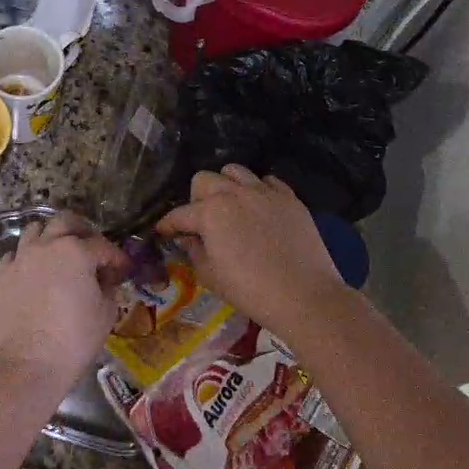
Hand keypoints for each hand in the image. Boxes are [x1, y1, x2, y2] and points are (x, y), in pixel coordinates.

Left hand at [0, 212, 130, 389]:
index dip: (116, 257)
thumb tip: (105, 279)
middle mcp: (46, 245)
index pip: (102, 245)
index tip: (123, 268)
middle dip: (81, 229)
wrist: (30, 362)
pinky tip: (33, 272)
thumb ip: (108, 287)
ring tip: (58, 254)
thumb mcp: (106, 312)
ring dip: (50, 237)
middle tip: (90, 245)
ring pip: (34, 230)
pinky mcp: (2, 274)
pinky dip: (25, 257)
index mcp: (76, 251)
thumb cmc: (75, 338)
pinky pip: (14, 254)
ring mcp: (20, 257)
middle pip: (64, 221)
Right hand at [157, 164, 348, 342]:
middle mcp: (234, 193)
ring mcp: (264, 192)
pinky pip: (267, 181)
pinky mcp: (289, 198)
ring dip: (226, 186)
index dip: (168, 224)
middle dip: (196, 198)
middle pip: (204, 179)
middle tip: (201, 221)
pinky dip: (259, 190)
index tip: (163, 231)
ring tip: (230, 207)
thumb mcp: (211, 276)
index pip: (180, 214)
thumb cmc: (251, 291)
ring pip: (235, 171)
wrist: (305, 297)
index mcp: (210, 212)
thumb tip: (188, 238)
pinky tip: (259, 208)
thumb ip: (194, 251)